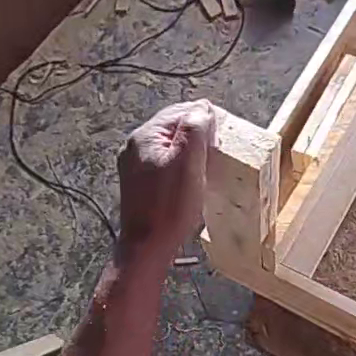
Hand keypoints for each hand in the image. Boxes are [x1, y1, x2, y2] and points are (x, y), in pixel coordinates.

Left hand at [116, 100, 213, 264]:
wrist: (147, 247)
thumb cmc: (168, 208)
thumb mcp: (189, 160)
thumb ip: (195, 127)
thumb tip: (202, 109)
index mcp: (144, 136)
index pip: (181, 111)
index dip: (205, 120)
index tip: (220, 139)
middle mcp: (135, 149)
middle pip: (174, 129)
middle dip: (198, 138)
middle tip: (215, 155)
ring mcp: (135, 169)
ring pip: (171, 149)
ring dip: (191, 155)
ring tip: (205, 170)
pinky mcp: (140, 187)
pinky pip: (166, 168)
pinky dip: (181, 170)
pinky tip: (191, 184)